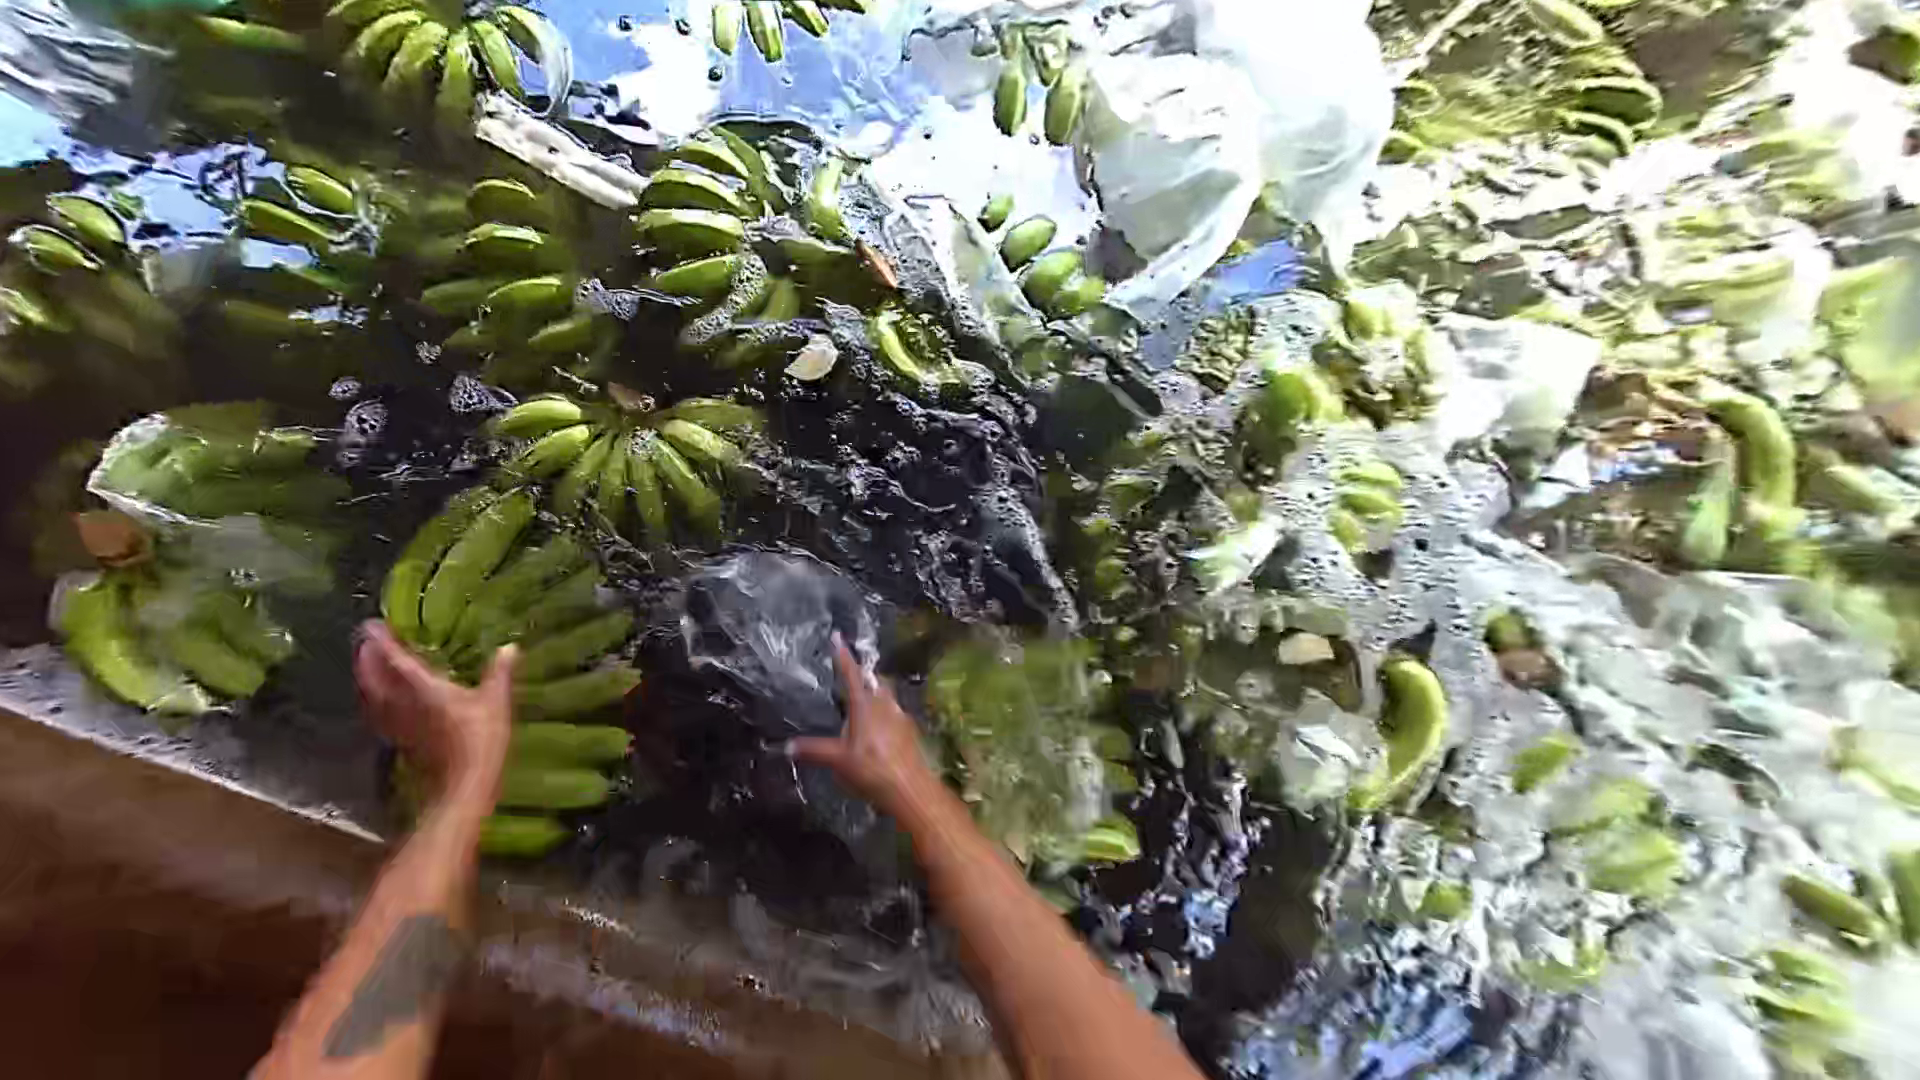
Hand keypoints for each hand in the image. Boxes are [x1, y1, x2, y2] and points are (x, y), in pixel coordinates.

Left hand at [355, 620, 515, 804]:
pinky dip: (375, 698)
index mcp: (424, 689)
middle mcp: (403, 704)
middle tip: (366, 641)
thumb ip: (499, 672)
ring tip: (368, 663)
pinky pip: (380, 710)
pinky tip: (382, 697)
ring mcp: (400, 722)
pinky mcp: (402, 737)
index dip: (383, 642)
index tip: (369, 625)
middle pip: (375, 678)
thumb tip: (509, 647)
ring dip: (367, 677)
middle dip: (368, 658)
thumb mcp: (496, 700)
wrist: (464, 781)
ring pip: (373, 695)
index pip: (397, 661)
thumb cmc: (481, 736)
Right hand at [790, 638, 938, 816]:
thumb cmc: (871, 769)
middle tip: (852, 677)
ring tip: (863, 705)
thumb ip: (814, 750)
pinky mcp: (909, 731)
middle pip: (875, 681)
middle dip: (864, 676)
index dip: (843, 656)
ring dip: (876, 695)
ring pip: (886, 697)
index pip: (851, 675)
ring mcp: (900, 716)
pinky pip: (894, 714)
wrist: (910, 789)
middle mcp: (885, 704)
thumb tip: (787, 746)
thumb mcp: (837, 761)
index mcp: (865, 705)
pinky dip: (884, 715)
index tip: (838, 637)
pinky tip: (879, 730)